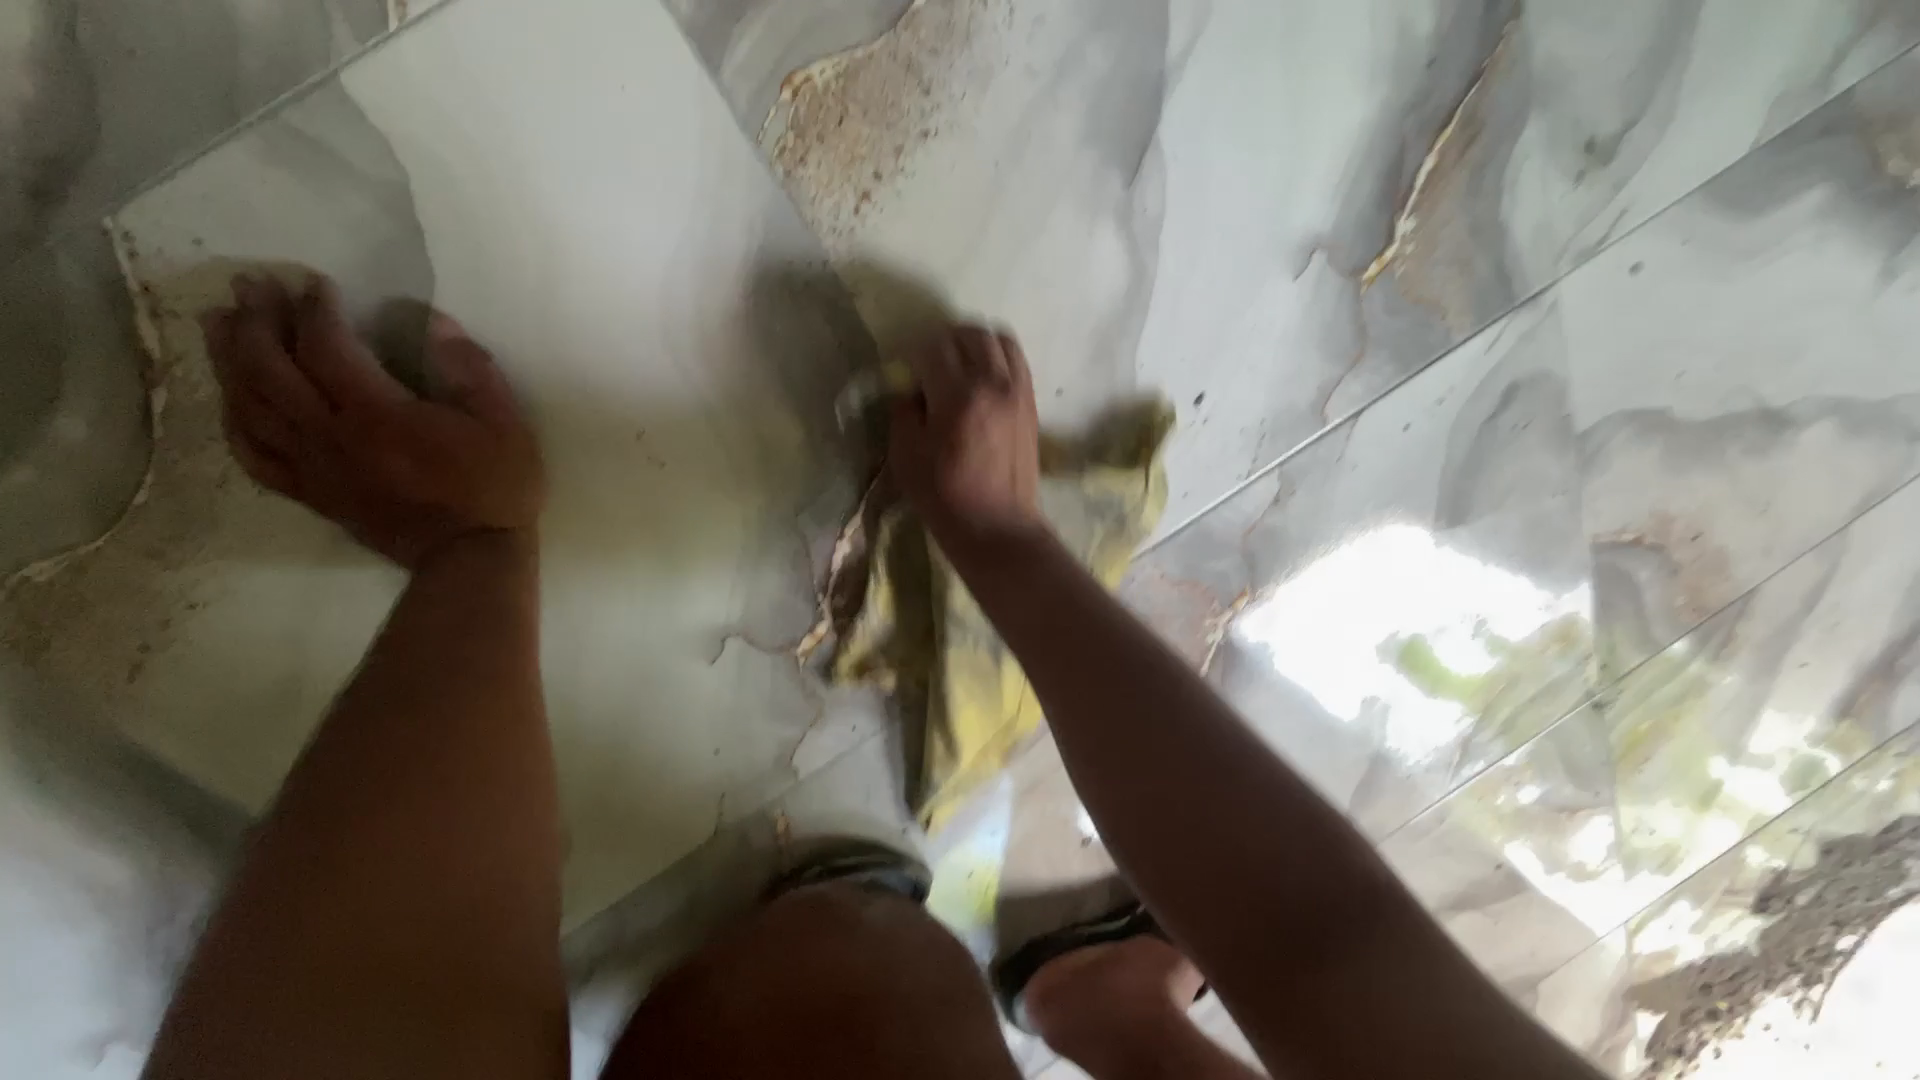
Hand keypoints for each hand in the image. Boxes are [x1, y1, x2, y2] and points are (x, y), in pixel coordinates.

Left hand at [203, 273, 544, 568]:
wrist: (473, 557)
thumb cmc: (495, 489)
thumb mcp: (506, 425)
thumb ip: (472, 371)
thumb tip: (437, 324)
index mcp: (379, 414)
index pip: (327, 347)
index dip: (315, 309)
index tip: (316, 283)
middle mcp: (332, 436)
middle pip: (271, 369)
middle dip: (257, 320)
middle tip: (251, 285)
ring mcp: (315, 467)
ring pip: (249, 406)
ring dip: (229, 359)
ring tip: (220, 324)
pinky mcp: (314, 493)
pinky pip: (253, 454)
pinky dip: (233, 421)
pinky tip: (230, 400)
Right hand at [888, 324, 1047, 556]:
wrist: (997, 527)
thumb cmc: (945, 496)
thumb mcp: (905, 455)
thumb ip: (904, 411)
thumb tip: (912, 389)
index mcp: (958, 395)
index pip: (934, 346)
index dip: (914, 355)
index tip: (907, 374)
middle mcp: (994, 383)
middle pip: (970, 334)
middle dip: (945, 342)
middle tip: (931, 366)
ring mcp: (1018, 391)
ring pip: (999, 340)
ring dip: (975, 344)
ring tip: (960, 366)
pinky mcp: (1031, 403)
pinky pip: (1017, 360)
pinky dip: (998, 358)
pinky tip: (982, 380)